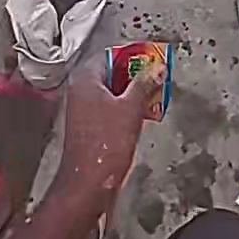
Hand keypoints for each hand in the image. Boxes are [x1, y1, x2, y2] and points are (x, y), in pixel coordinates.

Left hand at [58, 56, 163, 193]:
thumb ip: (144, 84)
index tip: (153, 57)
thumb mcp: (130, 109)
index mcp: (85, 78)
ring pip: (112, 90)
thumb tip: (157, 67)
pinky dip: (125, 106)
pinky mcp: (88, 124)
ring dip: (133, 91)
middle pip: (111, 71)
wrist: (87, 185)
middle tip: (157, 76)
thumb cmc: (106, 144)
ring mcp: (83, 107)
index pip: (111, 54)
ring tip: (155, 94)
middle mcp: (80, 89)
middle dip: (135, 74)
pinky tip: (142, 113)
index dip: (133, 54)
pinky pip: (109, 105)